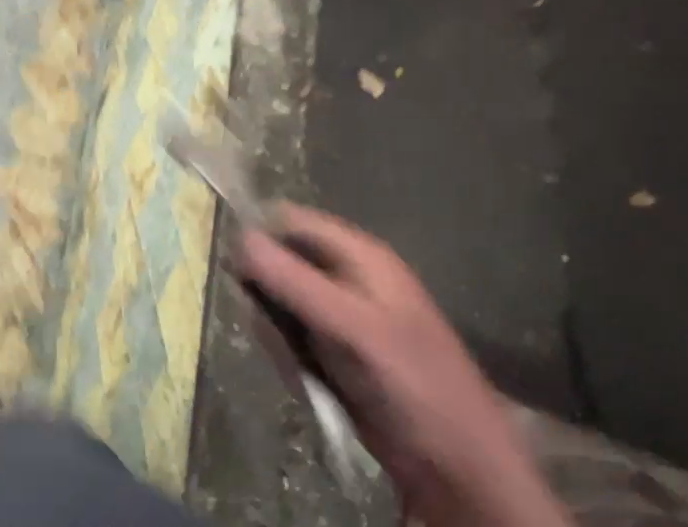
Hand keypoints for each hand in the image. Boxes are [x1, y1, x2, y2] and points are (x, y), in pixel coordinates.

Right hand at [238, 205, 568, 526]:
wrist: (457, 465)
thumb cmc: (411, 383)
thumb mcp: (350, 326)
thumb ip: (293, 280)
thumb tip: (236, 236)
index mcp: (360, 256)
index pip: (289, 221)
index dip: (257, 234)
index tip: (231, 264)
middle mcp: (347, 276)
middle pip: (278, 260)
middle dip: (264, 291)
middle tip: (271, 326)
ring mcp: (339, 314)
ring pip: (277, 301)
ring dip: (274, 329)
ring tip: (297, 360)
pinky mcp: (333, 349)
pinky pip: (289, 335)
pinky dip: (286, 353)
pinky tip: (303, 375)